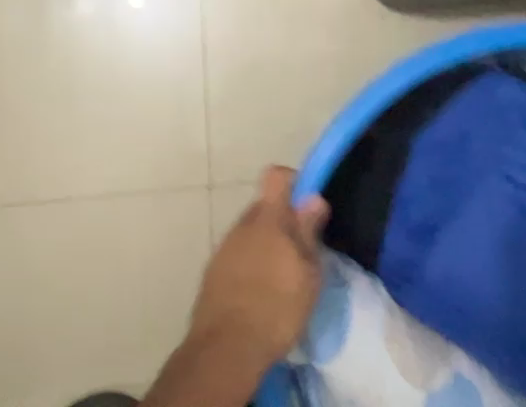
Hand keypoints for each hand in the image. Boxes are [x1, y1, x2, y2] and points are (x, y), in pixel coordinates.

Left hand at [188, 166, 330, 371]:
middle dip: (282, 221)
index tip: (308, 205)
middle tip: (301, 250)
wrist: (225, 349)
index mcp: (268, 219)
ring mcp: (223, 248)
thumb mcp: (307, 273)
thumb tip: (313, 197)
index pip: (276, 176)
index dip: (294, 182)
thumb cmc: (277, 308)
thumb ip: (308, 231)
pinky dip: (250, 264)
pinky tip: (260, 292)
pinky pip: (237, 255)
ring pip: (250, 232)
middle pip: (264, 206)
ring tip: (282, 277)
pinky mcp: (212, 272)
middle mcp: (242, 225)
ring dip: (265, 244)